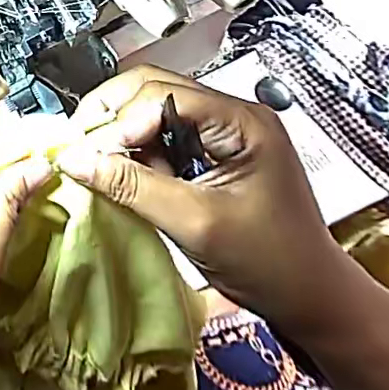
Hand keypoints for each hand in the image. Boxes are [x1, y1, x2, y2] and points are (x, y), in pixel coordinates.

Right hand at [56, 66, 358, 335]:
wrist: (312, 300)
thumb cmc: (272, 264)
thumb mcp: (196, 224)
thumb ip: (133, 187)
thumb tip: (76, 160)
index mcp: (241, 120)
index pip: (163, 94)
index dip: (122, 120)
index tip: (90, 154)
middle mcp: (231, 113)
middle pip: (153, 89)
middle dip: (113, 115)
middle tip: (80, 146)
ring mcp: (221, 131)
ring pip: (151, 109)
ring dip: (122, 134)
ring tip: (100, 164)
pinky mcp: (211, 151)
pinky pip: (161, 136)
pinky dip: (137, 152)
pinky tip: (126, 174)